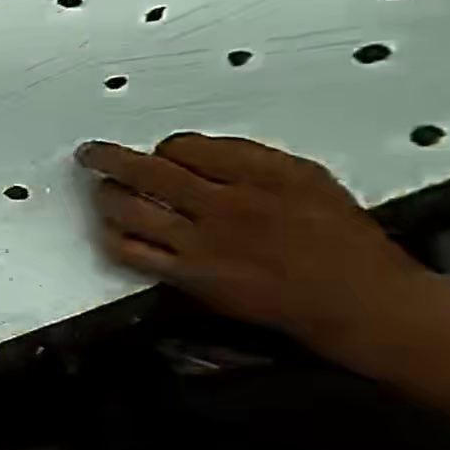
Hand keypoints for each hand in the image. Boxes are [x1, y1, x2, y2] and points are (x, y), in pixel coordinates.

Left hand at [77, 133, 427, 344]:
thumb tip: (188, 149)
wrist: (359, 301)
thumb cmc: (338, 241)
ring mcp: (203, 243)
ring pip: (128, 209)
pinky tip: (112, 227)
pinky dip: (112, 236)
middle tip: (91, 154)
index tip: (160, 152)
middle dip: (109, 159)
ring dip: (106, 195)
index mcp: (266, 178)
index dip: (165, 148)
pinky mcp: (187, 275)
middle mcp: (230, 207)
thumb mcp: (307, 181)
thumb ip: (247, 159)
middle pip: (148, 172)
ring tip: (102, 189)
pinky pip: (129, 251)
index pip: (187, 147)